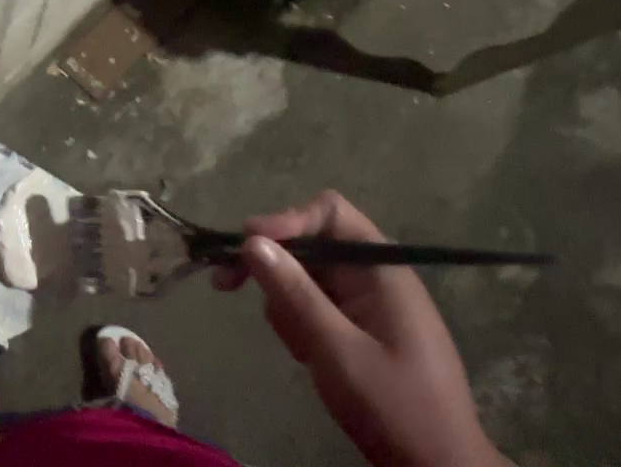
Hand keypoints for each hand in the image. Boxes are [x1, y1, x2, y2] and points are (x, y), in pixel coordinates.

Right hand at [214, 191, 507, 466]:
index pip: (329, 212)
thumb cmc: (395, 408)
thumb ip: (295, 294)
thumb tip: (251, 240)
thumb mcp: (338, 351)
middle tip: (225, 283)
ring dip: (285, 301)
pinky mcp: (357, 325)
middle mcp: (373, 276)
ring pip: (303, 274)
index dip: (286, 220)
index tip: (248, 245)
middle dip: (271, 264)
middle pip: (308, 241)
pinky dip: (296, 321)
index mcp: (382, 270)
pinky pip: (312, 302)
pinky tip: (306, 354)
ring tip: (298, 346)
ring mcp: (365, 302)